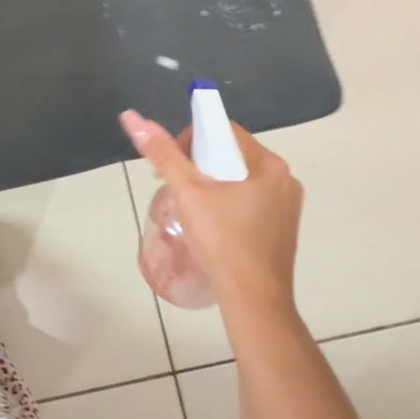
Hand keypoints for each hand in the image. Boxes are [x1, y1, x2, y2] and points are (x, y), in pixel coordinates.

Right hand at [120, 108, 303, 316]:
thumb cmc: (222, 241)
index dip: (192, 140)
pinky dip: (228, 201)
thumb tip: (132, 117)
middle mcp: (284, 179)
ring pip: (239, 177)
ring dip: (212, 183)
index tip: (174, 165)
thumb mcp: (187, 192)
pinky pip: (249, 198)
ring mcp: (287, 205)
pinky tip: (212, 222)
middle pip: (230, 153)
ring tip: (190, 205)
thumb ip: (162, 154)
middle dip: (199, 164)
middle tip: (176, 186)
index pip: (223, 130)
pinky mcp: (283, 226)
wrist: (253, 301)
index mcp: (269, 164)